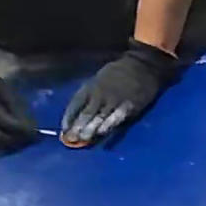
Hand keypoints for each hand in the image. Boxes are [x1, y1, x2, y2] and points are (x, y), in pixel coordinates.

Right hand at [0, 46, 36, 148]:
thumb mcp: (4, 89)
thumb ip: (15, 110)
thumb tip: (29, 129)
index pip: (7, 124)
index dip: (23, 132)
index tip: (36, 136)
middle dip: (15, 141)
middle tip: (29, 142)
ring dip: (5, 143)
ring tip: (19, 141)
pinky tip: (4, 137)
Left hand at [60, 42, 179, 145]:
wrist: (142, 65)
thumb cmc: (119, 72)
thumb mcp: (100, 78)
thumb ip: (91, 94)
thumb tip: (81, 112)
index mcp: (91, 86)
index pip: (76, 103)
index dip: (69, 117)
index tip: (64, 129)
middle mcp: (100, 94)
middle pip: (86, 113)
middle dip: (78, 127)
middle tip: (71, 139)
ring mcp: (114, 100)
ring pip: (99, 118)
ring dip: (90, 130)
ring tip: (84, 140)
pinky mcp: (128, 106)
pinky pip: (116, 119)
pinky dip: (108, 127)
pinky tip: (102, 134)